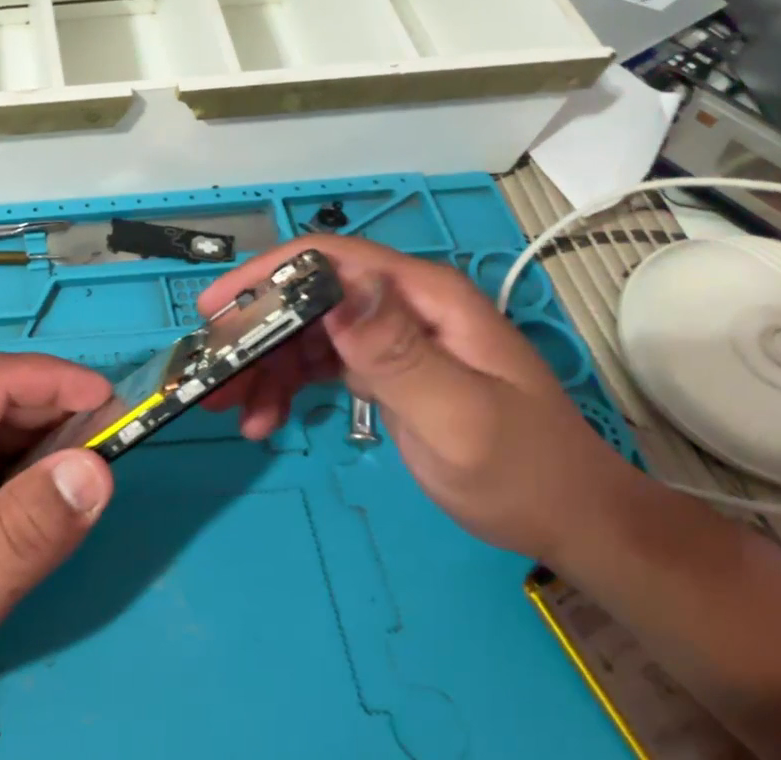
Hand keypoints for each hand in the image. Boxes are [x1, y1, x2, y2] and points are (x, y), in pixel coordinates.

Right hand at [197, 235, 638, 561]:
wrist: (567, 520)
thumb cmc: (519, 470)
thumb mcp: (456, 413)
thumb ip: (396, 351)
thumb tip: (338, 289)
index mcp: (422, 297)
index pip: (328, 260)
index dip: (264, 277)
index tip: (213, 312)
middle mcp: (399, 306)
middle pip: (305, 298)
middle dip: (252, 334)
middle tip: (213, 379)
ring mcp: (389, 338)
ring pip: (303, 333)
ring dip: (262, 367)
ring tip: (233, 411)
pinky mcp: (381, 370)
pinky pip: (316, 365)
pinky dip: (284, 387)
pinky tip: (264, 420)